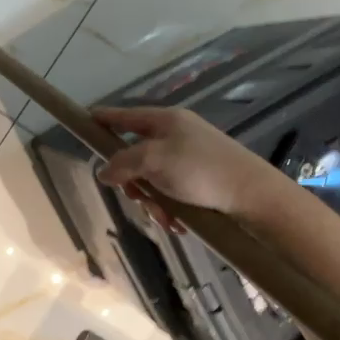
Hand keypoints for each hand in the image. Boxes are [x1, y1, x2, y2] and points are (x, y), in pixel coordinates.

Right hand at [93, 107, 294, 226]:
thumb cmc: (201, 170)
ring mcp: (191, 158)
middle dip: (132, 182)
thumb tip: (104, 173)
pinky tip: (178, 223)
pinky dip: (170, 209)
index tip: (83, 123)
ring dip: (152, 201)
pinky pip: (172, 193)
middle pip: (134, 155)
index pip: (122, 116)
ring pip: (152, 179)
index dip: (101, 119)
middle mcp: (176, 135)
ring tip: (165, 218)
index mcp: (164, 121)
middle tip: (136, 197)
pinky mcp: (203, 180)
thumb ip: (122, 163)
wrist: (256, 196)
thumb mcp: (152, 161)